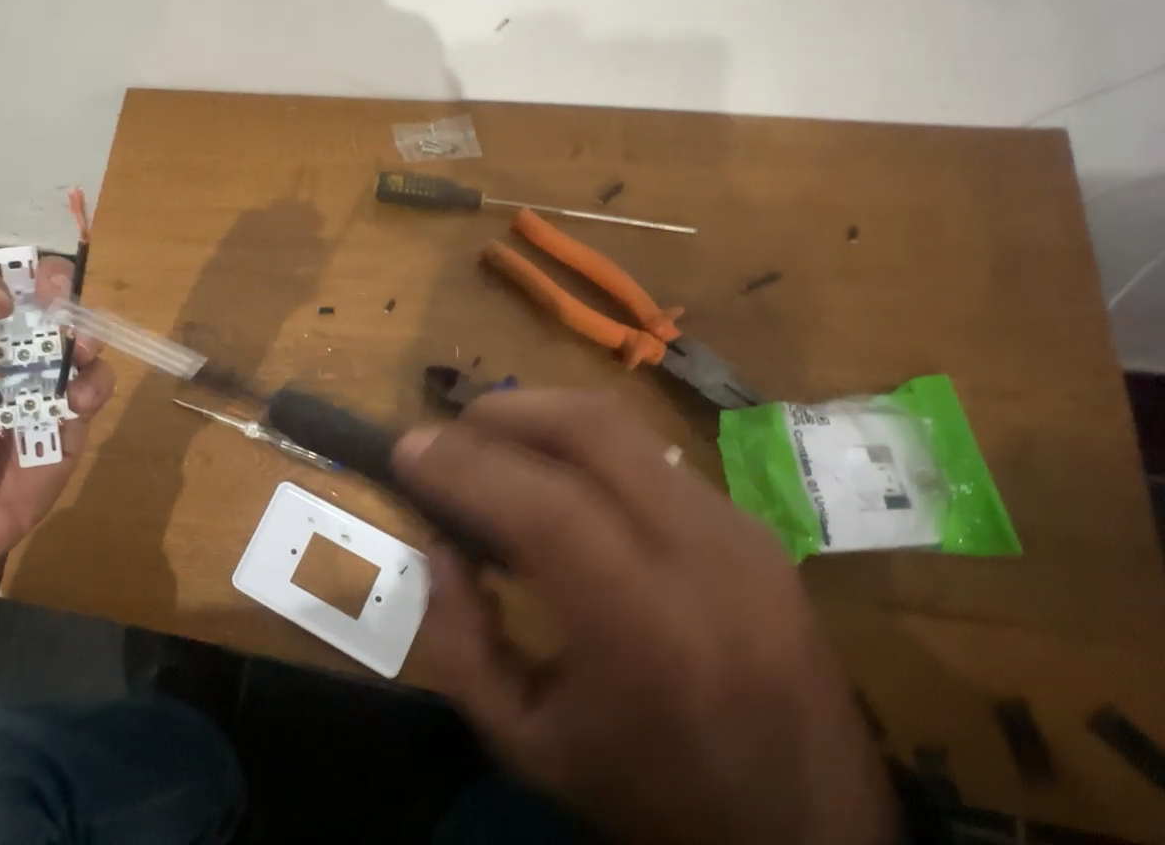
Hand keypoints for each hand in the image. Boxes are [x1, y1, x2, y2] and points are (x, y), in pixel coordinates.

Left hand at [0, 256, 113, 629]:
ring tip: (79, 349)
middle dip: (51, 286)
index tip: (3, 306)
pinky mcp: (69, 419)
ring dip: (82, 333)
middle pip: (33, 300)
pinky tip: (79, 401)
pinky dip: (94, 384)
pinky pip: (92, 388)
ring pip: (72, 338)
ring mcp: (40, 385)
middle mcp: (2, 356)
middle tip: (57, 298)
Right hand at [396, 391, 895, 844]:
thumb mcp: (522, 737)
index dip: (465, 465)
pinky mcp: (758, 532)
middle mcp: (708, 562)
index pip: (546, 508)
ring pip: (628, 430)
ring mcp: (743, 537)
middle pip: (595, 431)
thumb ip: (460, 636)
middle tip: (449, 431)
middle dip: (505, 411)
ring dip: (544, 421)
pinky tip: (558, 486)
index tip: (406, 448)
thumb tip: (437, 542)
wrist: (808, 832)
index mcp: (647, 632)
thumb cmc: (648, 791)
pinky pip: (653, 460)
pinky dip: (586, 452)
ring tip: (493, 450)